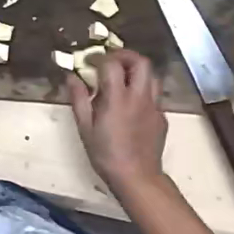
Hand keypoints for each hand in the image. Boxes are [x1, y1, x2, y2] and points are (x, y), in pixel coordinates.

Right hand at [66, 50, 167, 191]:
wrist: (137, 178)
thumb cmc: (106, 154)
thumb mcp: (85, 127)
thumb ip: (79, 98)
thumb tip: (71, 77)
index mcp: (118, 98)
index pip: (112, 64)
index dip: (100, 57)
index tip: (90, 62)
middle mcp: (139, 97)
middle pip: (141, 61)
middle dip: (125, 55)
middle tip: (111, 61)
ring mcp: (154, 106)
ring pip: (152, 76)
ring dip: (137, 71)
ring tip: (122, 79)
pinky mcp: (162, 117)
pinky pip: (154, 95)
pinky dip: (142, 91)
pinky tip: (131, 104)